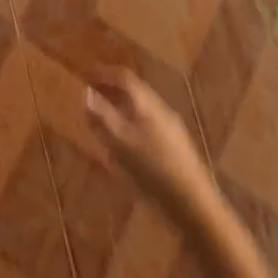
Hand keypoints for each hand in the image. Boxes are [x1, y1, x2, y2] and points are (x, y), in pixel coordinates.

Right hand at [85, 68, 215, 212]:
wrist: (194, 204)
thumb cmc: (153, 168)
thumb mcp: (120, 142)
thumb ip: (102, 116)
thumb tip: (86, 92)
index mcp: (147, 105)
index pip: (124, 78)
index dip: (102, 73)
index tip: (83, 74)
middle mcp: (161, 111)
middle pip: (134, 92)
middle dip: (110, 89)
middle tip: (90, 92)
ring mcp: (171, 130)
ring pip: (141, 109)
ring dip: (120, 107)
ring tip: (102, 117)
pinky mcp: (176, 148)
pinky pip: (147, 125)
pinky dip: (130, 123)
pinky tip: (124, 142)